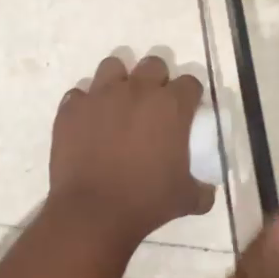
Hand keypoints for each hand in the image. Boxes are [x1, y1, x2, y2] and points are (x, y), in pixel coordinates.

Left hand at [48, 54, 215, 243]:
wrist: (93, 211)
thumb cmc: (146, 201)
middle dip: (157, 79)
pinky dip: (86, 104)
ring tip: (118, 103)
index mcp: (171, 106)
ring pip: (113, 67)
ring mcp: (100, 95)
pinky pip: (80, 94)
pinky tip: (89, 122)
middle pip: (153, 65)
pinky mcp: (72, 108)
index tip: (187, 109)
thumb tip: (206, 190)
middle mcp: (136, 90)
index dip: (190, 95)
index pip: (190, 82)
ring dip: (119, 80)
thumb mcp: (187, 199)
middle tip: (154, 105)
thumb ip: (202, 189)